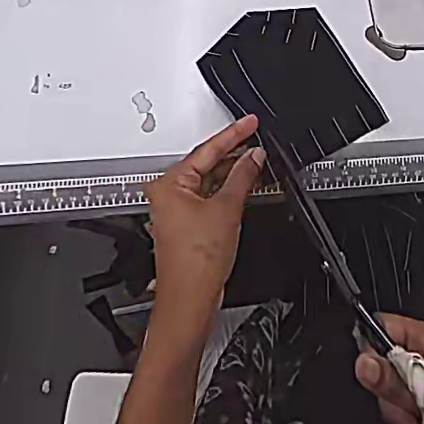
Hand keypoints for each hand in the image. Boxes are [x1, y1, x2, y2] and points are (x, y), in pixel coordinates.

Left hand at [143, 116, 265, 327]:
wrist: (190, 300)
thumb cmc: (195, 263)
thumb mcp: (227, 208)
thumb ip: (243, 176)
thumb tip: (253, 158)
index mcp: (169, 184)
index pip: (206, 150)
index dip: (232, 135)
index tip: (249, 123)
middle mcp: (168, 194)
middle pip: (205, 164)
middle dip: (233, 153)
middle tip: (256, 139)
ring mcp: (177, 210)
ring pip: (208, 181)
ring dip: (231, 172)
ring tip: (255, 159)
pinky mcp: (187, 224)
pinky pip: (208, 196)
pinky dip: (226, 190)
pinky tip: (243, 184)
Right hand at [354, 313, 423, 423]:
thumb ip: (395, 383)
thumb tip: (363, 362)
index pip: (379, 327)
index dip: (371, 354)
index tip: (381, 382)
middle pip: (382, 368)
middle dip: (395, 401)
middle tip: (417, 416)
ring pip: (394, 396)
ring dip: (408, 422)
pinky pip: (408, 414)